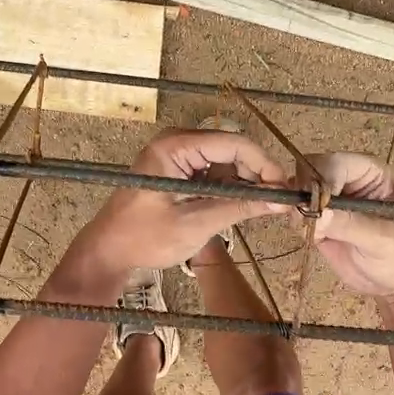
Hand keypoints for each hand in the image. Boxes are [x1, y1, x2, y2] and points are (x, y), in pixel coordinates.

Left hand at [73, 130, 288, 273]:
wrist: (108, 251)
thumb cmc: (144, 238)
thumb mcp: (196, 223)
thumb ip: (239, 207)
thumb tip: (280, 201)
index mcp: (175, 147)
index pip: (234, 144)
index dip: (264, 165)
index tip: (285, 190)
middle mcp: (177, 143)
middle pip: (232, 150)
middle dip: (258, 175)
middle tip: (280, 203)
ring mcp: (178, 156)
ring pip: (226, 163)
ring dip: (246, 184)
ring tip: (265, 209)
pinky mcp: (179, 172)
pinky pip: (214, 173)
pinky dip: (231, 190)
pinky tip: (243, 208)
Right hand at [310, 153, 393, 302]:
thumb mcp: (383, 239)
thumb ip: (351, 224)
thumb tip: (319, 213)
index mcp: (369, 172)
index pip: (335, 163)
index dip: (321, 180)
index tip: (320, 207)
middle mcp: (346, 179)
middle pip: (309, 170)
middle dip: (302, 191)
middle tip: (306, 218)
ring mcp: (330, 198)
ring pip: (297, 189)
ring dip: (295, 208)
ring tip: (310, 231)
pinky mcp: (318, 219)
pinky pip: (296, 212)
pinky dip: (296, 222)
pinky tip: (309, 237)